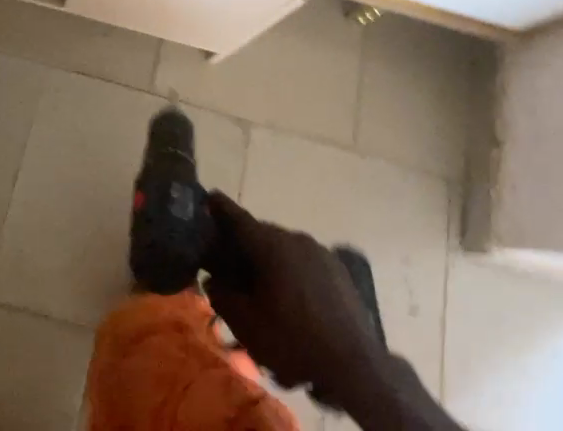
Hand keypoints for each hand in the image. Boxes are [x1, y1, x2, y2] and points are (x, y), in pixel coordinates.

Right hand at [202, 193, 384, 400]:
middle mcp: (297, 239)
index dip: (220, 208)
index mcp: (272, 246)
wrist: (353, 365)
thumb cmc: (293, 342)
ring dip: (269, 260)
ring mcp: (321, 253)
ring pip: (285, 247)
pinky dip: (290, 270)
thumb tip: (213, 280)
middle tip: (229, 264)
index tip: (209, 196)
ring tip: (261, 286)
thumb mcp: (246, 325)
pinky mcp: (338, 270)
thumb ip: (223, 297)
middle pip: (262, 234)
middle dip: (244, 244)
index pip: (239, 218)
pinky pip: (304, 261)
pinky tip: (290, 297)